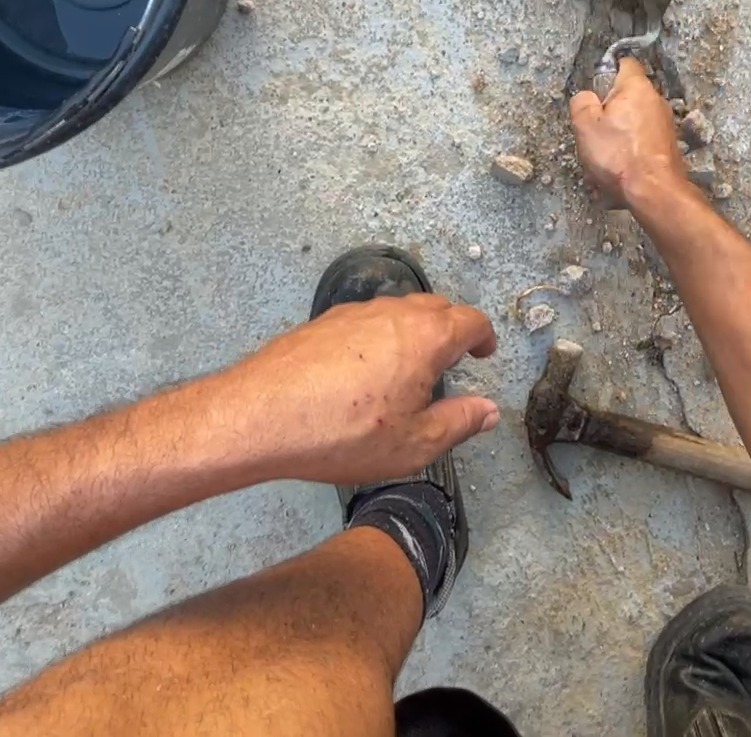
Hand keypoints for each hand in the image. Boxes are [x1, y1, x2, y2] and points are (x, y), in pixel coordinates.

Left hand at [152, 295, 500, 487]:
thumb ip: (459, 422)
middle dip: (452, 329)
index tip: (484, 353)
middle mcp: (395, 313)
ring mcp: (356, 313)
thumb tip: (489, 410)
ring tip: (410, 366)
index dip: (484, 337)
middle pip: (437, 308)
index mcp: (427, 337)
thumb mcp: (414, 444)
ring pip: (400, 310)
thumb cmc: (345, 433)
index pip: (471, 321)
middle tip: (453, 359)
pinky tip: (364, 370)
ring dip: (416, 330)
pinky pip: (367, 320)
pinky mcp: (324, 322)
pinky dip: (382, 335)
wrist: (260, 415)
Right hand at [569, 58, 691, 210]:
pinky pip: (642, 137)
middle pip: (628, 94)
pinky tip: (621, 164)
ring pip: (634, 118)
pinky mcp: (667, 143)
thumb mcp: (584, 125)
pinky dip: (631, 146)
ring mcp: (664, 122)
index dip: (606, 73)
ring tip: (608, 152)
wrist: (653, 190)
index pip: (624, 63)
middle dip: (610, 108)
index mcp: (636, 87)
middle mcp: (656, 99)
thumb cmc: (619, 156)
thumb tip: (586, 97)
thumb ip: (581, 103)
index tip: (595, 93)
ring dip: (620, 130)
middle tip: (597, 129)